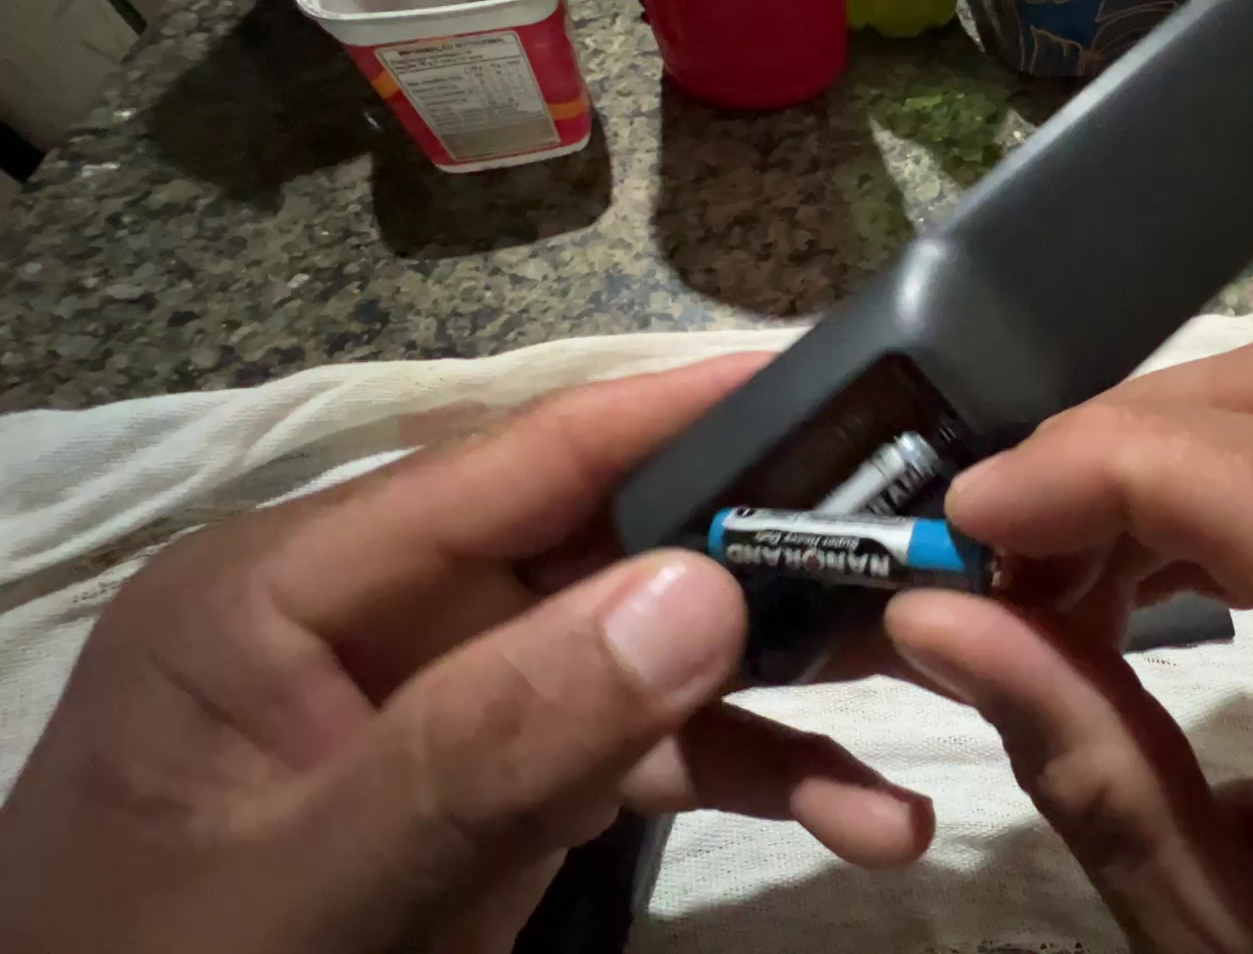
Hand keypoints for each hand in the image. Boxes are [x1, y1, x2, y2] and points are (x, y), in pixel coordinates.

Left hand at [0, 354, 930, 953]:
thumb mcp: (326, 888)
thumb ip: (499, 736)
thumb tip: (705, 592)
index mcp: (314, 577)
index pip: (533, 453)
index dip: (679, 406)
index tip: (812, 372)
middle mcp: (423, 602)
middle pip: (634, 539)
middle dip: (778, 545)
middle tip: (913, 530)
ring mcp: (497, 679)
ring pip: (679, 642)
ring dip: (803, 669)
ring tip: (930, 662)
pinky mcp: (548, 755)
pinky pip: (675, 743)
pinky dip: (770, 770)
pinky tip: (869, 816)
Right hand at [886, 334, 1252, 952]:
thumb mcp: (1224, 947)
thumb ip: (1088, 774)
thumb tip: (938, 619)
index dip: (1135, 470)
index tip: (983, 516)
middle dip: (1122, 443)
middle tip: (1009, 538)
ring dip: (1148, 455)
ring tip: (1056, 561)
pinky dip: (1190, 479)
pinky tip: (1131, 564)